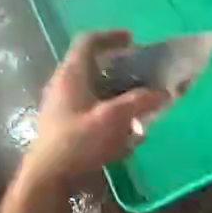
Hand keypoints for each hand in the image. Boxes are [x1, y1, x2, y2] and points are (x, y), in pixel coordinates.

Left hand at [21, 30, 167, 187]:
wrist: (47, 176)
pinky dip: (108, 108)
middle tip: (141, 72)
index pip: (88, 42)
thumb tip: (163, 92)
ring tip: (137, 101)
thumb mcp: (113, 119)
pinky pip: (89, 106)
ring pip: (92, 86)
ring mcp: (61, 104)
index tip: (132, 40)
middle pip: (92, 64)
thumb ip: (139, 102)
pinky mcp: (63, 123)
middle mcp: (63, 84)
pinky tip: (124, 129)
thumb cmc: (78, 142)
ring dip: (116, 89)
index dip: (110, 36)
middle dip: (119, 66)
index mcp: (72, 74)